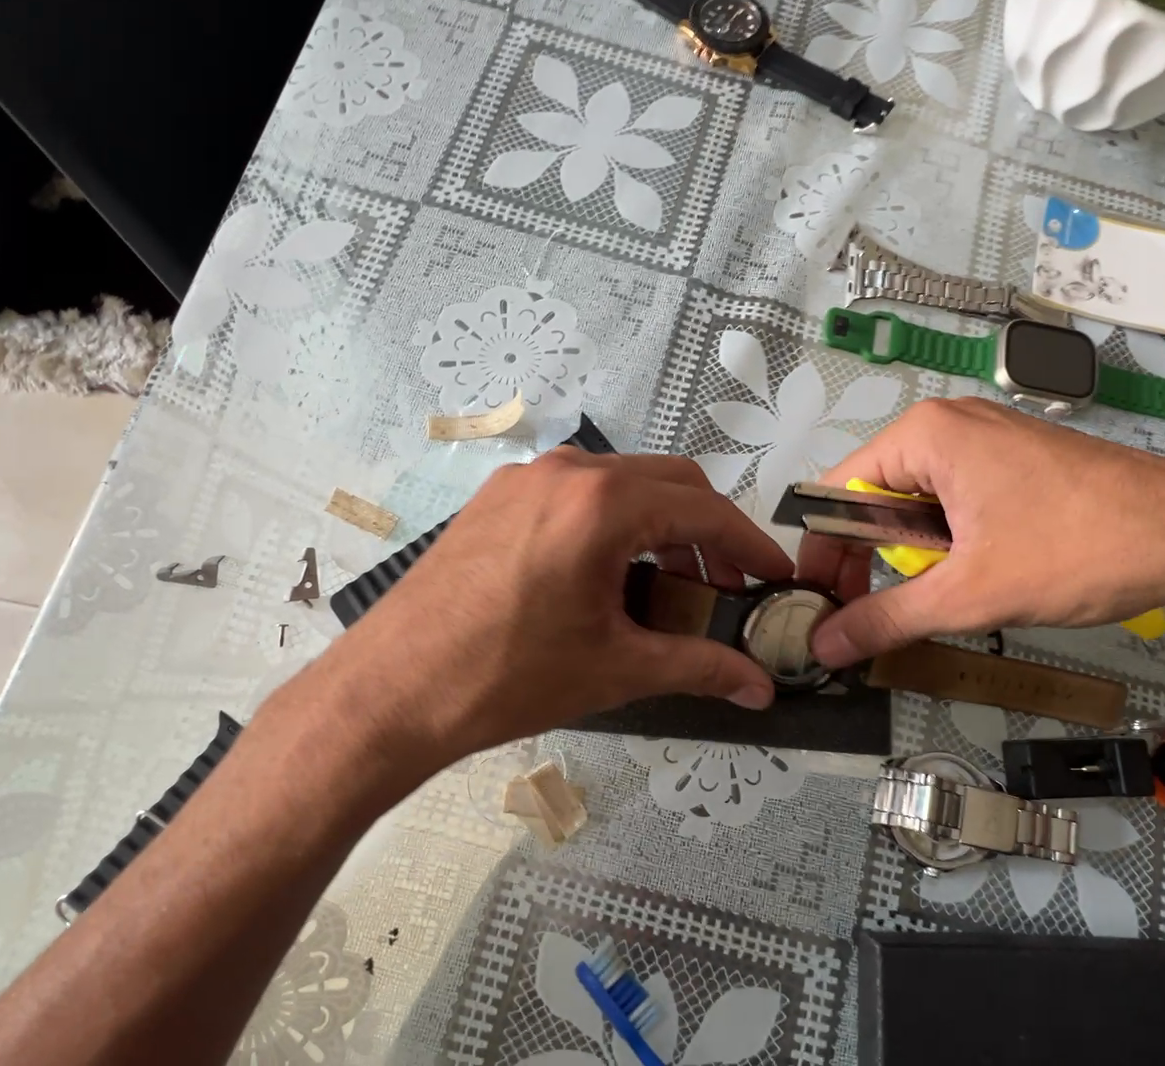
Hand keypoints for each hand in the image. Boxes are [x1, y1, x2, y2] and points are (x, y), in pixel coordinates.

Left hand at [299, 449, 792, 774]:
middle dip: (709, 532)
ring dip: (661, 525)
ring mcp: (526, 478)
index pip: (704, 511)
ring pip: (623, 483)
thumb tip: (762, 690)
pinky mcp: (497, 497)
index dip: (749, 545)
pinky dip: (615, 522)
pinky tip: (610, 573)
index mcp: (602, 503)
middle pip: (670, 483)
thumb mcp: (616, 669)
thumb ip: (700, 667)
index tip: (774, 577)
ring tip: (670, 585)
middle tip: (725, 586)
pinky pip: (579, 492)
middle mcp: (567, 471)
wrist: (390, 692)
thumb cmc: (508, 679)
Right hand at [798, 397, 1164, 665]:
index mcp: (925, 435)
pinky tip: (968, 574)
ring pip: (915, 504)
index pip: (836, 491)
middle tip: (864, 617)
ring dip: (910, 556)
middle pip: (873, 496)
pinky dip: (946, 543)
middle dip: (864, 558)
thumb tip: (822, 647)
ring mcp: (987, 440)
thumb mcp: (969, 594)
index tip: (818, 606)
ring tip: (931, 597)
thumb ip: (885, 619)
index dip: (819, 553)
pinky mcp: (1015, 462)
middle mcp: (949, 425)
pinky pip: (953, 501)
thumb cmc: (1078, 551)